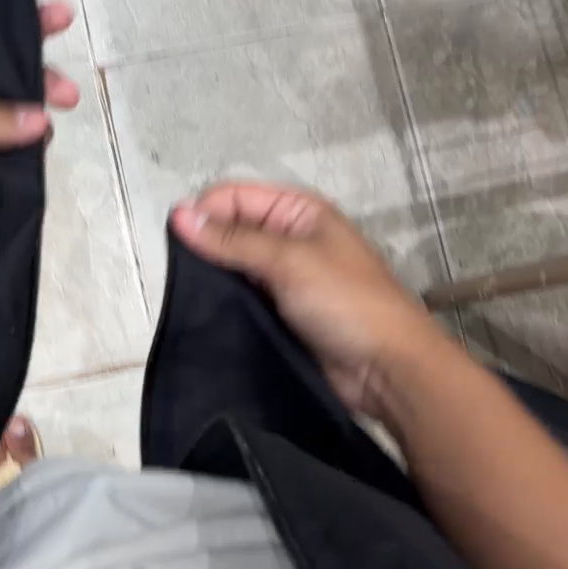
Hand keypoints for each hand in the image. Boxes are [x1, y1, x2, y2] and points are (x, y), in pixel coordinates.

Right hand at [172, 181, 450, 416]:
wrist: (390, 372)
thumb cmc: (347, 302)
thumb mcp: (289, 261)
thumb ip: (232, 239)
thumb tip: (179, 214)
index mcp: (297, 211)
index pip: (235, 196)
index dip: (205, 212)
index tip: (177, 239)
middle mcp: (288, 237)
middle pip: (230, 228)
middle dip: (204, 242)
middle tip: (177, 269)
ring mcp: (282, 276)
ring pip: (231, 264)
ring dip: (211, 273)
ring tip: (184, 291)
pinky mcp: (276, 310)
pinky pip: (239, 295)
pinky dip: (221, 298)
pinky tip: (201, 308)